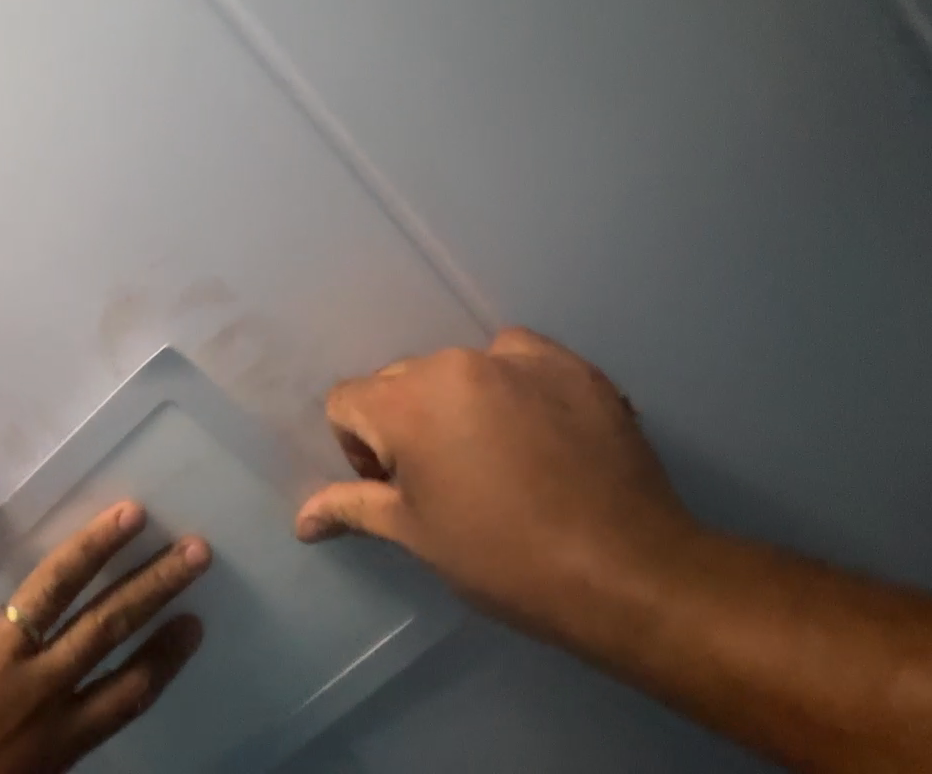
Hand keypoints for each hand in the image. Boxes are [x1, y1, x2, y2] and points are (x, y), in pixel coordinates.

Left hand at [0, 474, 211, 773]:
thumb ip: (53, 747)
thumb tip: (81, 710)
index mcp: (59, 736)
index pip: (130, 690)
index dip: (166, 655)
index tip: (195, 621)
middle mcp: (38, 689)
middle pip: (108, 628)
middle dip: (155, 586)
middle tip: (195, 550)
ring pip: (54, 589)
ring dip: (95, 546)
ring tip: (131, 512)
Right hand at [295, 327, 697, 634]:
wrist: (630, 574)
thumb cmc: (503, 558)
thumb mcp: (415, 534)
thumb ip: (351, 507)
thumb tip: (301, 520)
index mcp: (403, 404)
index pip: (346, 401)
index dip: (359, 446)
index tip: (397, 486)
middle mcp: (451, 365)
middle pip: (397, 381)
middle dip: (404, 423)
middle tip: (445, 477)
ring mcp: (515, 358)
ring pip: (455, 369)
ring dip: (456, 402)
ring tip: (496, 454)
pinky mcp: (570, 365)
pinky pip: (515, 358)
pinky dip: (511, 383)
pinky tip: (537, 429)